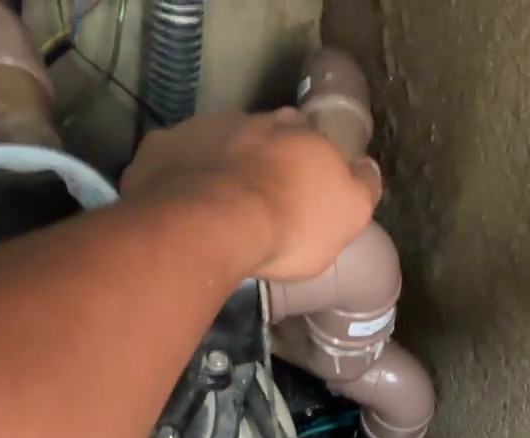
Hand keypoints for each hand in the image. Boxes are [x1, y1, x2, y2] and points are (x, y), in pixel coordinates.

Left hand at [121, 109, 381, 281]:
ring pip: (219, 144)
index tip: (304, 189)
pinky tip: (182, 204)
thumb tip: (368, 166)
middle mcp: (253, 120)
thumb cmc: (291, 225)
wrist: (213, 225)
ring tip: (220, 206)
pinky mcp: (161, 149)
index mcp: (301, 134)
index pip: (312, 139)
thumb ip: (363, 188)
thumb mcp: (349, 215)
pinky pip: (175, 160)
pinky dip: (180, 176)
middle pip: (264, 136)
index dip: (309, 163)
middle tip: (262, 197)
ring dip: (222, 166)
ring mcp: (204, 130)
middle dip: (266, 158)